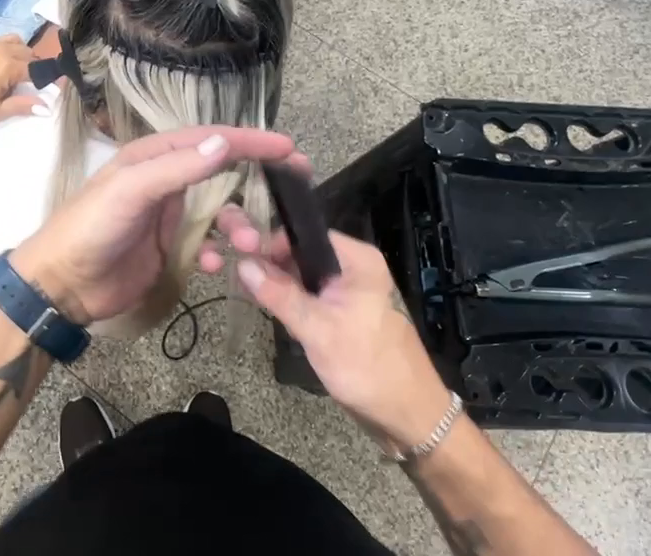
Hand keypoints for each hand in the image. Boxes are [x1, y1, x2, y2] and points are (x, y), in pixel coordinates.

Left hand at [0, 35, 43, 123]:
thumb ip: (22, 106)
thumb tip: (47, 106)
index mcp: (9, 67)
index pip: (39, 70)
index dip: (45, 80)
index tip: (45, 91)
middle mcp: (5, 50)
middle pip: (33, 56)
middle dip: (36, 70)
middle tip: (29, 88)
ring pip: (24, 46)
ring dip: (27, 58)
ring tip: (19, 76)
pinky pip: (12, 39)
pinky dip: (17, 48)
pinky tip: (9, 63)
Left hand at [11, 127, 301, 326]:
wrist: (62, 285)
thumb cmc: (92, 228)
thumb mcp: (132, 191)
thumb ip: (178, 168)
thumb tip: (225, 142)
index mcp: (152, 157)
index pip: (208, 139)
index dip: (248, 140)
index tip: (287, 147)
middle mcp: (164, 181)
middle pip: (221, 173)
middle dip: (256, 181)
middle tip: (294, 187)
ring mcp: (168, 216)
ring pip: (219, 213)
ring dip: (238, 226)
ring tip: (251, 245)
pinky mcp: (169, 249)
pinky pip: (206, 246)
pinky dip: (217, 254)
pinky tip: (214, 267)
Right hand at [208, 207, 454, 449]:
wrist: (408, 416)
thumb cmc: (367, 368)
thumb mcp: (317, 330)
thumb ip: (279, 295)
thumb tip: (242, 265)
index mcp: (357, 259)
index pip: (304, 234)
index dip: (272, 244)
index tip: (243, 260)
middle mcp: (354, 266)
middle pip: (302, 254)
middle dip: (273, 267)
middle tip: (242, 283)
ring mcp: (349, 290)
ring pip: (303, 277)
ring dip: (280, 288)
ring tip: (254, 300)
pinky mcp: (344, 311)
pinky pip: (311, 296)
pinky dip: (292, 304)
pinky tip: (275, 316)